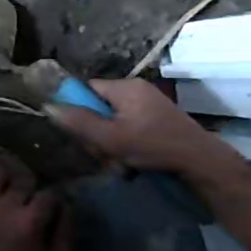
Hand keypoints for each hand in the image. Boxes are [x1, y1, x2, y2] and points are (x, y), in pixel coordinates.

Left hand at [0, 160, 73, 250]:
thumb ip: (67, 232)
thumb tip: (65, 207)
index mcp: (32, 220)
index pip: (49, 193)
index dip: (52, 200)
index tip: (49, 208)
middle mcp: (8, 207)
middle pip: (21, 177)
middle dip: (27, 185)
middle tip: (25, 196)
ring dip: (0, 179)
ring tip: (1, 190)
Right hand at [48, 79, 250, 250]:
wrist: (202, 163)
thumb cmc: (153, 146)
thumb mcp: (110, 137)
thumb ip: (78, 121)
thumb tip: (48, 106)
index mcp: (125, 87)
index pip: (86, 89)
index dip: (77, 108)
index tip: (79, 130)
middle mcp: (137, 90)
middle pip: (98, 107)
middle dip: (96, 132)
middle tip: (103, 153)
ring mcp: (149, 105)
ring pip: (112, 122)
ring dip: (110, 143)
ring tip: (119, 161)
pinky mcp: (157, 120)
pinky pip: (128, 128)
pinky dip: (125, 145)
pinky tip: (131, 162)